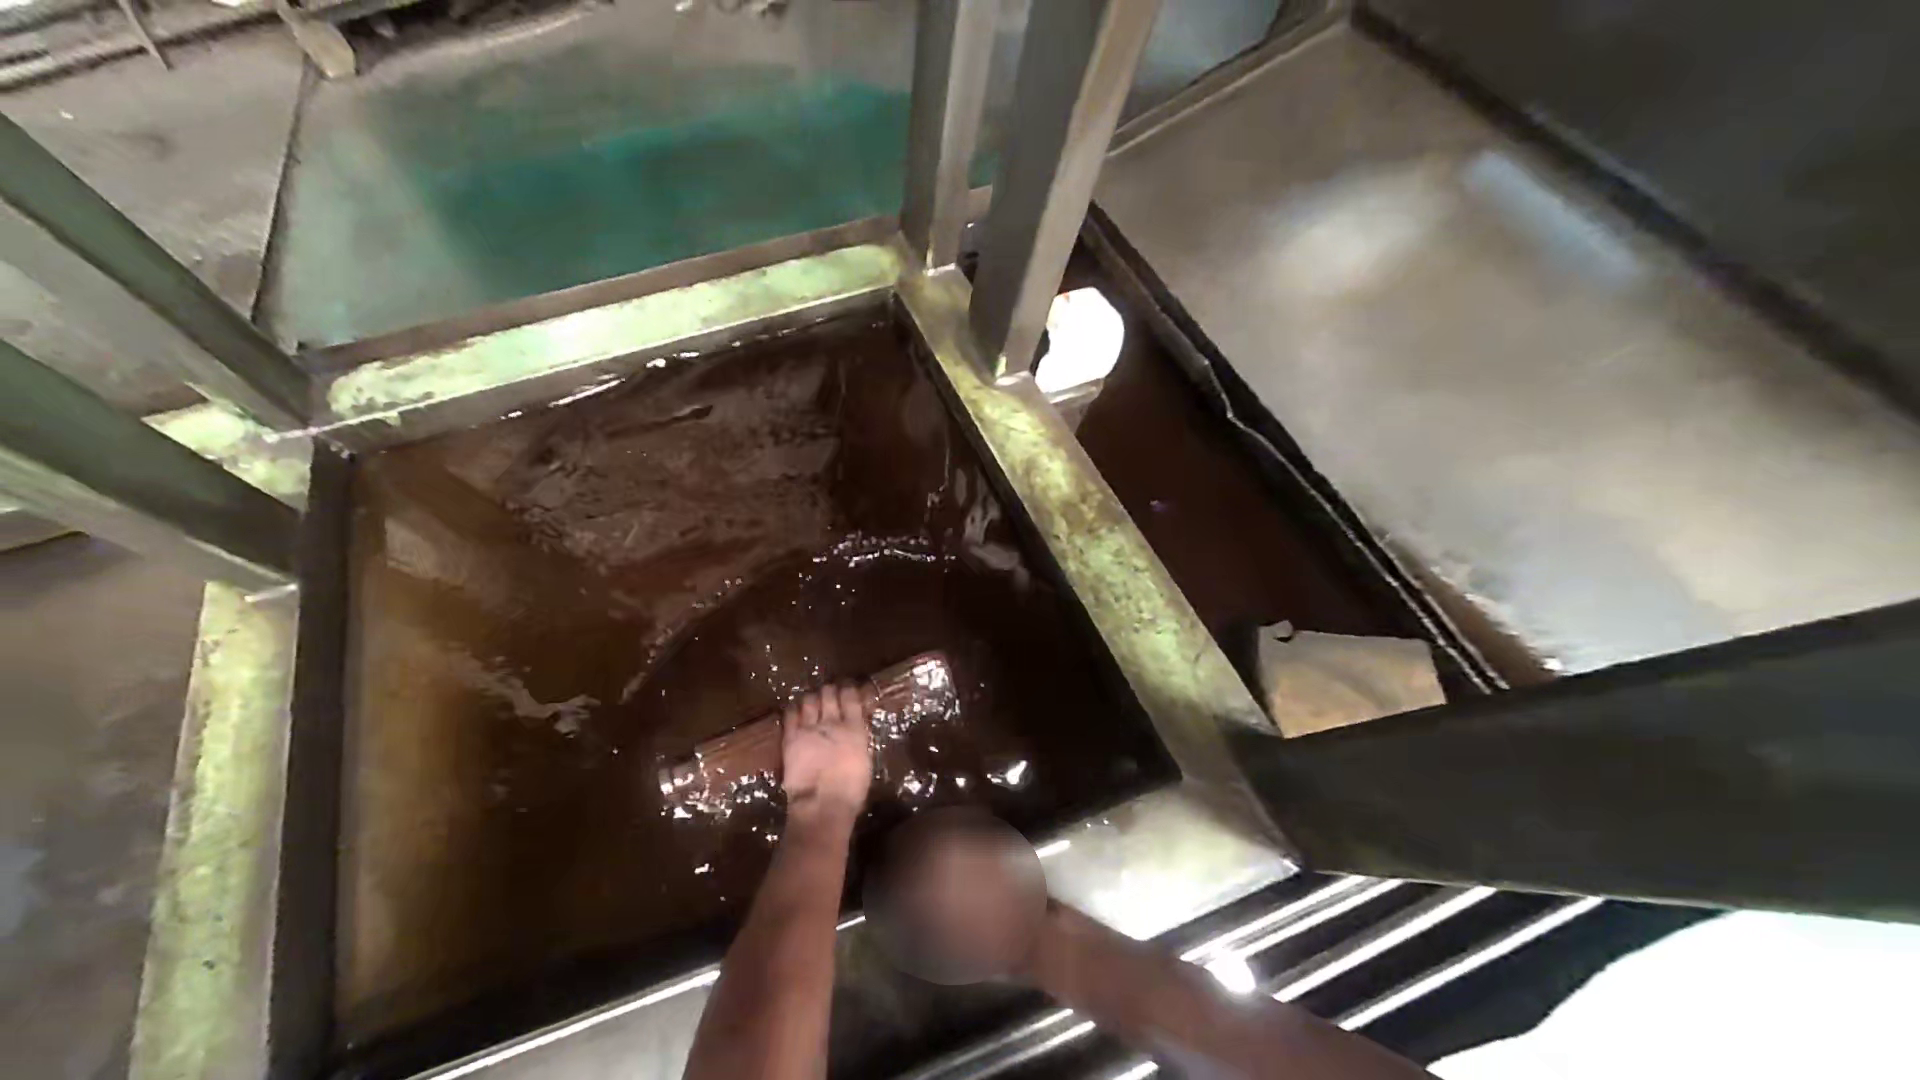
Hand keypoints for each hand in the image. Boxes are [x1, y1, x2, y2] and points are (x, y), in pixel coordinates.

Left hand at [780, 683, 872, 821]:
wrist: (823, 804)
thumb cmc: (851, 790)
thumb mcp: (864, 759)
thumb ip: (858, 739)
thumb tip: (854, 730)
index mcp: (854, 728)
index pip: (850, 696)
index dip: (848, 688)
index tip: (848, 687)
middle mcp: (832, 722)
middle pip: (828, 693)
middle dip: (829, 690)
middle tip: (829, 694)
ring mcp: (809, 728)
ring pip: (809, 699)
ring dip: (811, 698)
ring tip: (811, 702)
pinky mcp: (791, 738)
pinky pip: (790, 714)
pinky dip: (793, 709)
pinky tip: (795, 711)